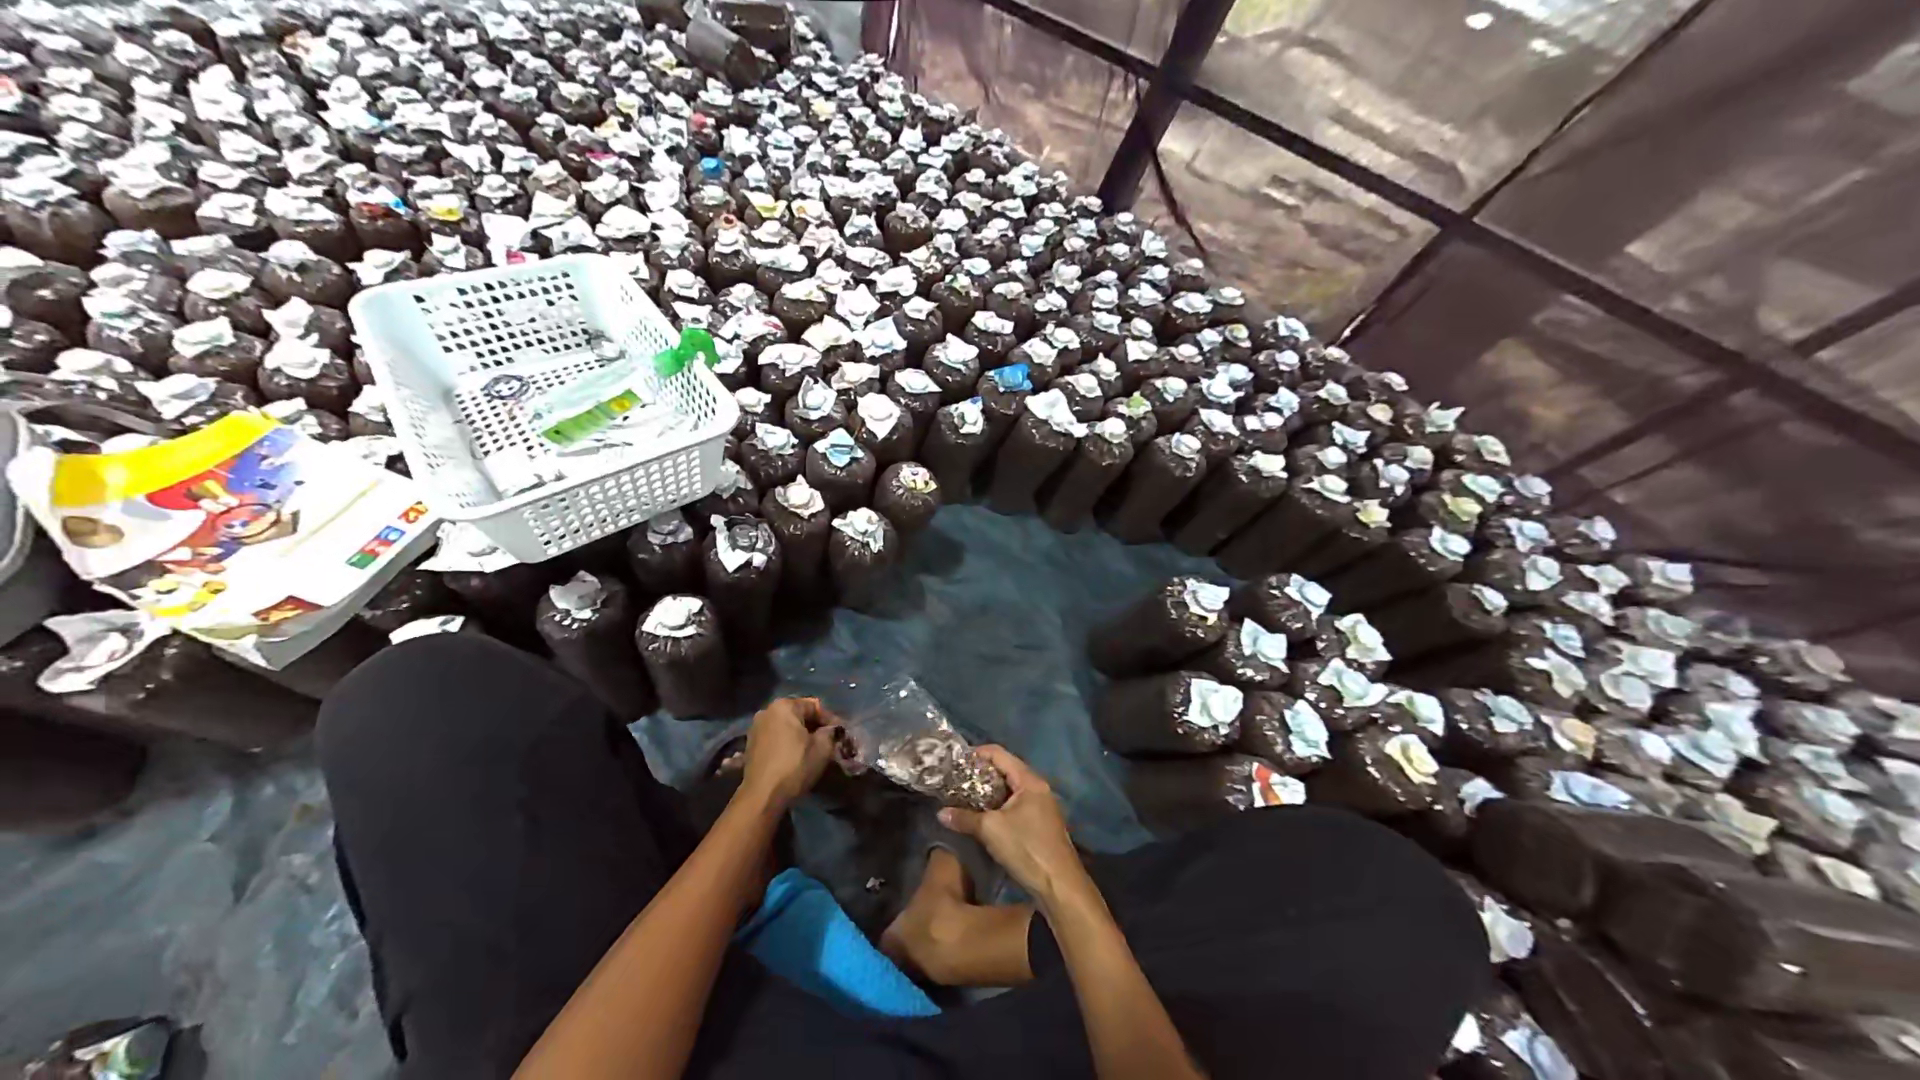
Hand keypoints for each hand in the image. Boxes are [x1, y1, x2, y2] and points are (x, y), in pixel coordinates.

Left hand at [739, 697, 840, 811]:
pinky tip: (795, 755)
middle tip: (829, 740)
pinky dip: (787, 742)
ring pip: (786, 726)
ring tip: (813, 748)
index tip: (841, 733)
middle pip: (798, 714)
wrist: (763, 795)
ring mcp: (756, 728)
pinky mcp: (751, 744)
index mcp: (784, 706)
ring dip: (800, 734)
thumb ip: (830, 732)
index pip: (814, 706)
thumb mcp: (823, 748)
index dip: (830, 719)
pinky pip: (775, 737)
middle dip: (814, 726)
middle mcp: (767, 711)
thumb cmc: (795, 766)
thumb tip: (830, 730)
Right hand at [939, 746, 1091, 909]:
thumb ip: (964, 818)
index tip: (956, 761)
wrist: (1060, 885)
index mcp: (1029, 781)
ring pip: (1010, 789)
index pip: (999, 754)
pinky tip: (983, 815)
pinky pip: (1016, 803)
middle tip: (957, 780)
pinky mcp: (1041, 822)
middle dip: (980, 773)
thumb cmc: (1026, 848)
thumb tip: (941, 813)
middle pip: (1005, 769)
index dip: (976, 754)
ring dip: (989, 791)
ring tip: (965, 796)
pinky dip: (998, 804)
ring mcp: (1041, 805)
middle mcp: (1038, 787)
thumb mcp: (990, 830)